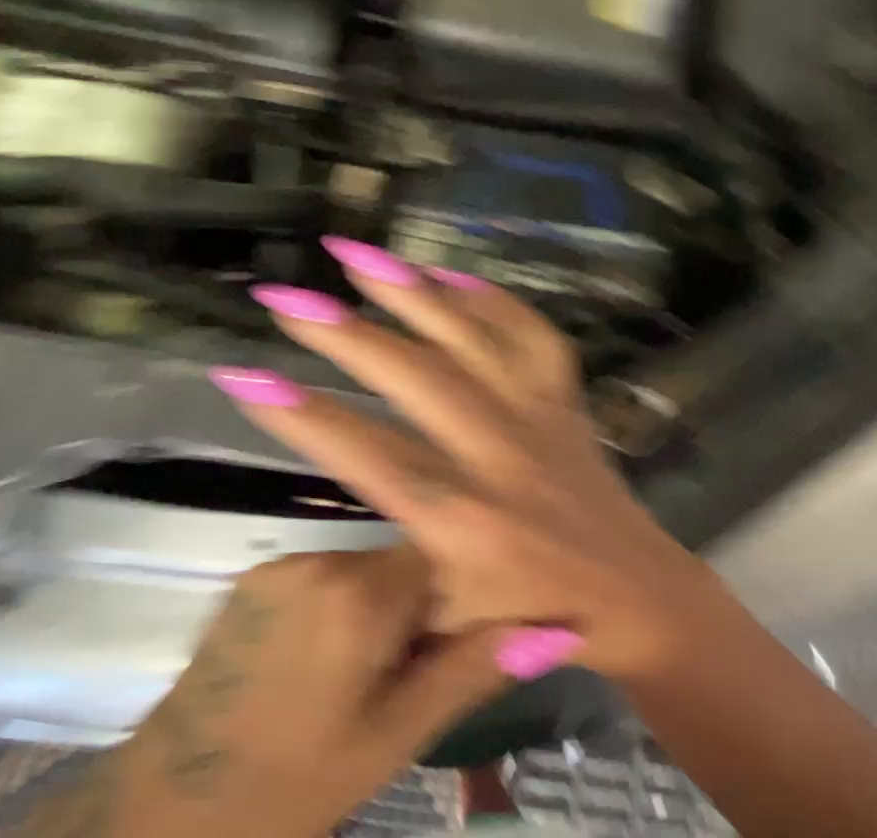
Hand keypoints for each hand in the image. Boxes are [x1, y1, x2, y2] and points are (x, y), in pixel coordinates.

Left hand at [44, 549, 516, 837]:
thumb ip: (474, 669)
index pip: (447, 554)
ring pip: (367, 569)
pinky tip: (321, 668)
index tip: (457, 646)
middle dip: (421, 608)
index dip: (463, 596)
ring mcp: (278, 565)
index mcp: (360, 592)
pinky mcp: (250, 580)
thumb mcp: (396, 736)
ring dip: (382, 610)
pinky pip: (325, 578)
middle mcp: (319, 558)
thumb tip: (560, 628)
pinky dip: (342, 610)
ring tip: (362, 681)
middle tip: (408, 680)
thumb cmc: (294, 783)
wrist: (164, 812)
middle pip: (406, 560)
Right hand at [208, 239, 724, 678]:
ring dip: (413, 293)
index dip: (305, 417)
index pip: (369, 455)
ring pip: (473, 341)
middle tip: (285, 296)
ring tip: (357, 253)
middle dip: (344, 335)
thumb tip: (333, 546)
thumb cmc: (532, 619)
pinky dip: (495, 300)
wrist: (633, 598)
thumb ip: (388, 580)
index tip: (244, 377)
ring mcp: (539, 420)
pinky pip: (534, 337)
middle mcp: (498, 457)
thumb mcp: (445, 621)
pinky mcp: (567, 404)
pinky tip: (454, 276)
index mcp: (461, 520)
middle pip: (416, 378)